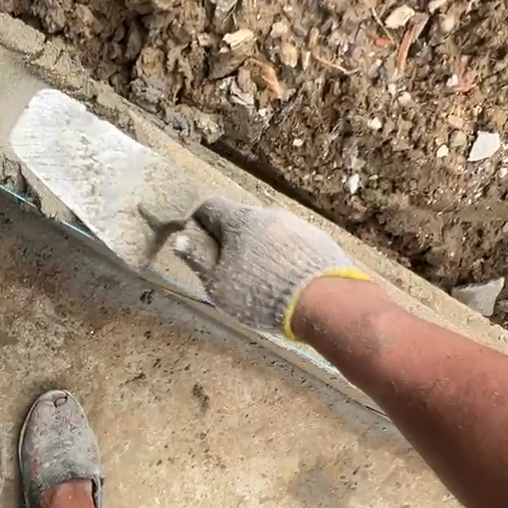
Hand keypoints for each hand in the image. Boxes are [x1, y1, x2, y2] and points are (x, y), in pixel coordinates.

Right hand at [174, 197, 371, 338]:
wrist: (326, 301)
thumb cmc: (262, 293)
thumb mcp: (219, 284)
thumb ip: (198, 259)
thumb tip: (181, 239)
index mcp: (240, 219)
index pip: (209, 207)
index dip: (197, 225)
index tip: (196, 247)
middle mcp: (269, 214)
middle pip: (240, 221)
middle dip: (228, 241)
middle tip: (225, 271)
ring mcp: (297, 226)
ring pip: (266, 234)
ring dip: (255, 251)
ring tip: (256, 283)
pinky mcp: (318, 242)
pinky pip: (289, 246)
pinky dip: (280, 260)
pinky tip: (281, 285)